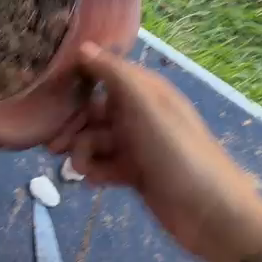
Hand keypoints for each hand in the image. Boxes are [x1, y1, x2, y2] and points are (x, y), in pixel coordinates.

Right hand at [48, 43, 261, 261]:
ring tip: (76, 165)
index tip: (47, 83)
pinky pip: (105, 163)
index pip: (102, 72)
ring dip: (81, 148)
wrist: (213, 216)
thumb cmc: (178, 151)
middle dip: (71, 122)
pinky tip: (90, 178)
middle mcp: (138, 112)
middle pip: (92, 109)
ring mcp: (137, 144)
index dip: (76, 76)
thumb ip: (113, 73)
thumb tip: (82, 44)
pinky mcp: (135, 173)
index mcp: (144, 90)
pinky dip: (94, 168)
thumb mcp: (145, 105)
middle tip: (52, 140)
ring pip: (95, 137)